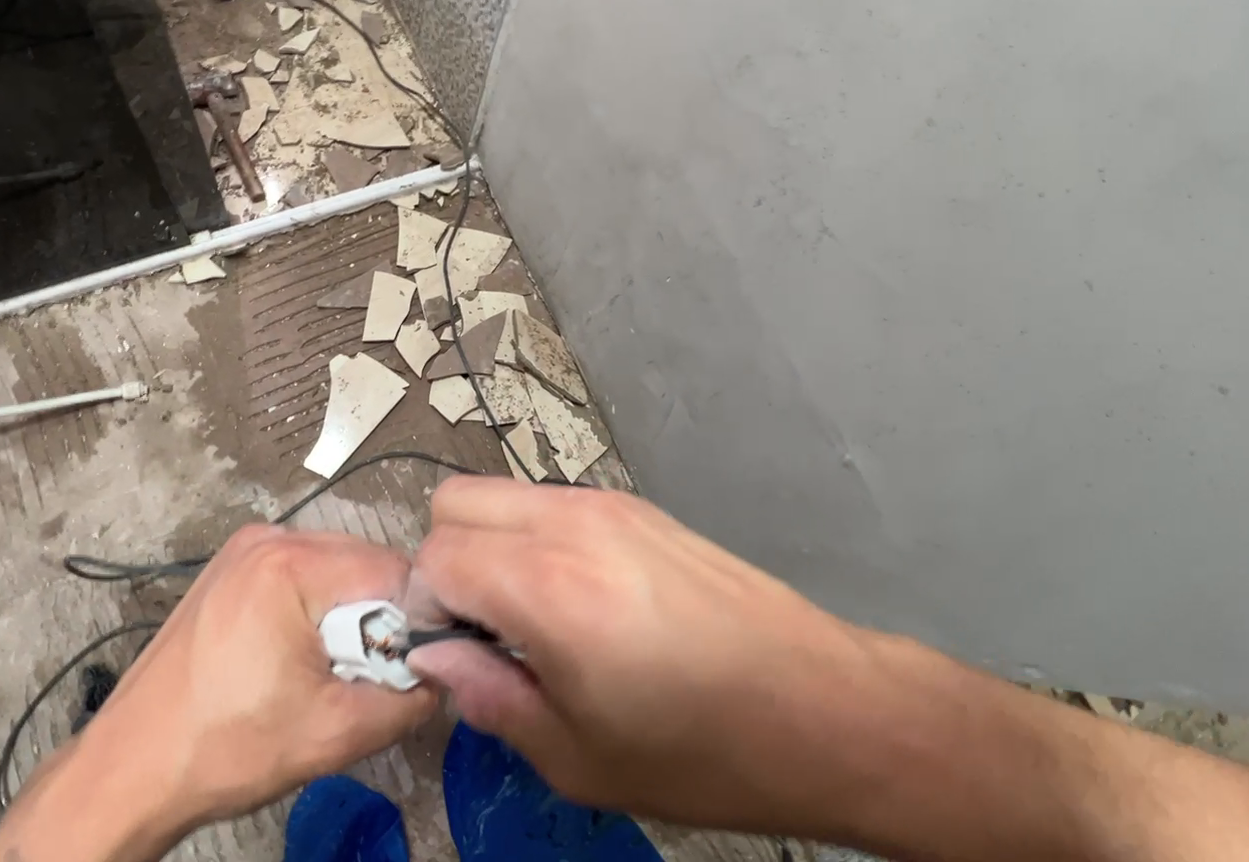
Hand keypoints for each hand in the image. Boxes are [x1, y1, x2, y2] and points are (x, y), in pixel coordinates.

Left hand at [0, 526, 436, 861]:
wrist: (134, 767)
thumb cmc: (223, 749)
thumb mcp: (336, 733)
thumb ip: (410, 697)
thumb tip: (443, 671)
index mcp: (290, 565)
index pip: (394, 571)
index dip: (416, 621)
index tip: (415, 665)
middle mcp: (268, 538)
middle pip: (365, 563)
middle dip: (380, 619)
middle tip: (369, 675)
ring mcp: (246, 548)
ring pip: (337, 568)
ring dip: (349, 615)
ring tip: (329, 670)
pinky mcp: (234, 567)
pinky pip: (303, 574)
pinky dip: (317, 609)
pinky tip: (299, 656)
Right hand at [405, 476, 879, 837]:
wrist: (823, 707)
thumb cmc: (697, 750)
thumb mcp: (575, 755)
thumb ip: (486, 694)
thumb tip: (434, 654)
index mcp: (546, 585)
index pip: (434, 556)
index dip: (425, 607)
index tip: (455, 652)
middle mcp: (569, 522)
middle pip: (455, 500)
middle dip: (445, 559)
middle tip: (483, 626)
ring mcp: (607, 504)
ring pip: (501, 492)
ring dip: (489, 543)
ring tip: (530, 614)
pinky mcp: (637, 506)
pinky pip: (549, 501)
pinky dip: (532, 536)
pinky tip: (578, 597)